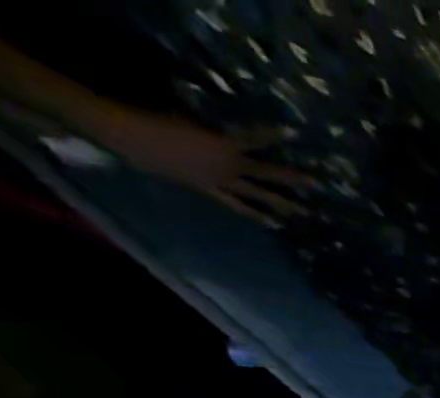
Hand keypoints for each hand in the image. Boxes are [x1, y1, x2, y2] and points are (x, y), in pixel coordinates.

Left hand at [88, 108, 315, 225]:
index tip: (279, 224)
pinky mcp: (224, 144)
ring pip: (267, 174)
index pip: (240, 205)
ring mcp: (227, 163)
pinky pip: (252, 139)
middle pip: (263, 194)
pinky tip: (291, 131)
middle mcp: (225, 179)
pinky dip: (271, 134)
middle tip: (311, 213)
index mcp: (209, 187)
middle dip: (288, 203)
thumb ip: (180, 168)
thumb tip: (188, 167)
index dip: (259, 216)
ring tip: (315, 182)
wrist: (124, 134)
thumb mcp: (159, 166)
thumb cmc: (134, 150)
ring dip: (292, 177)